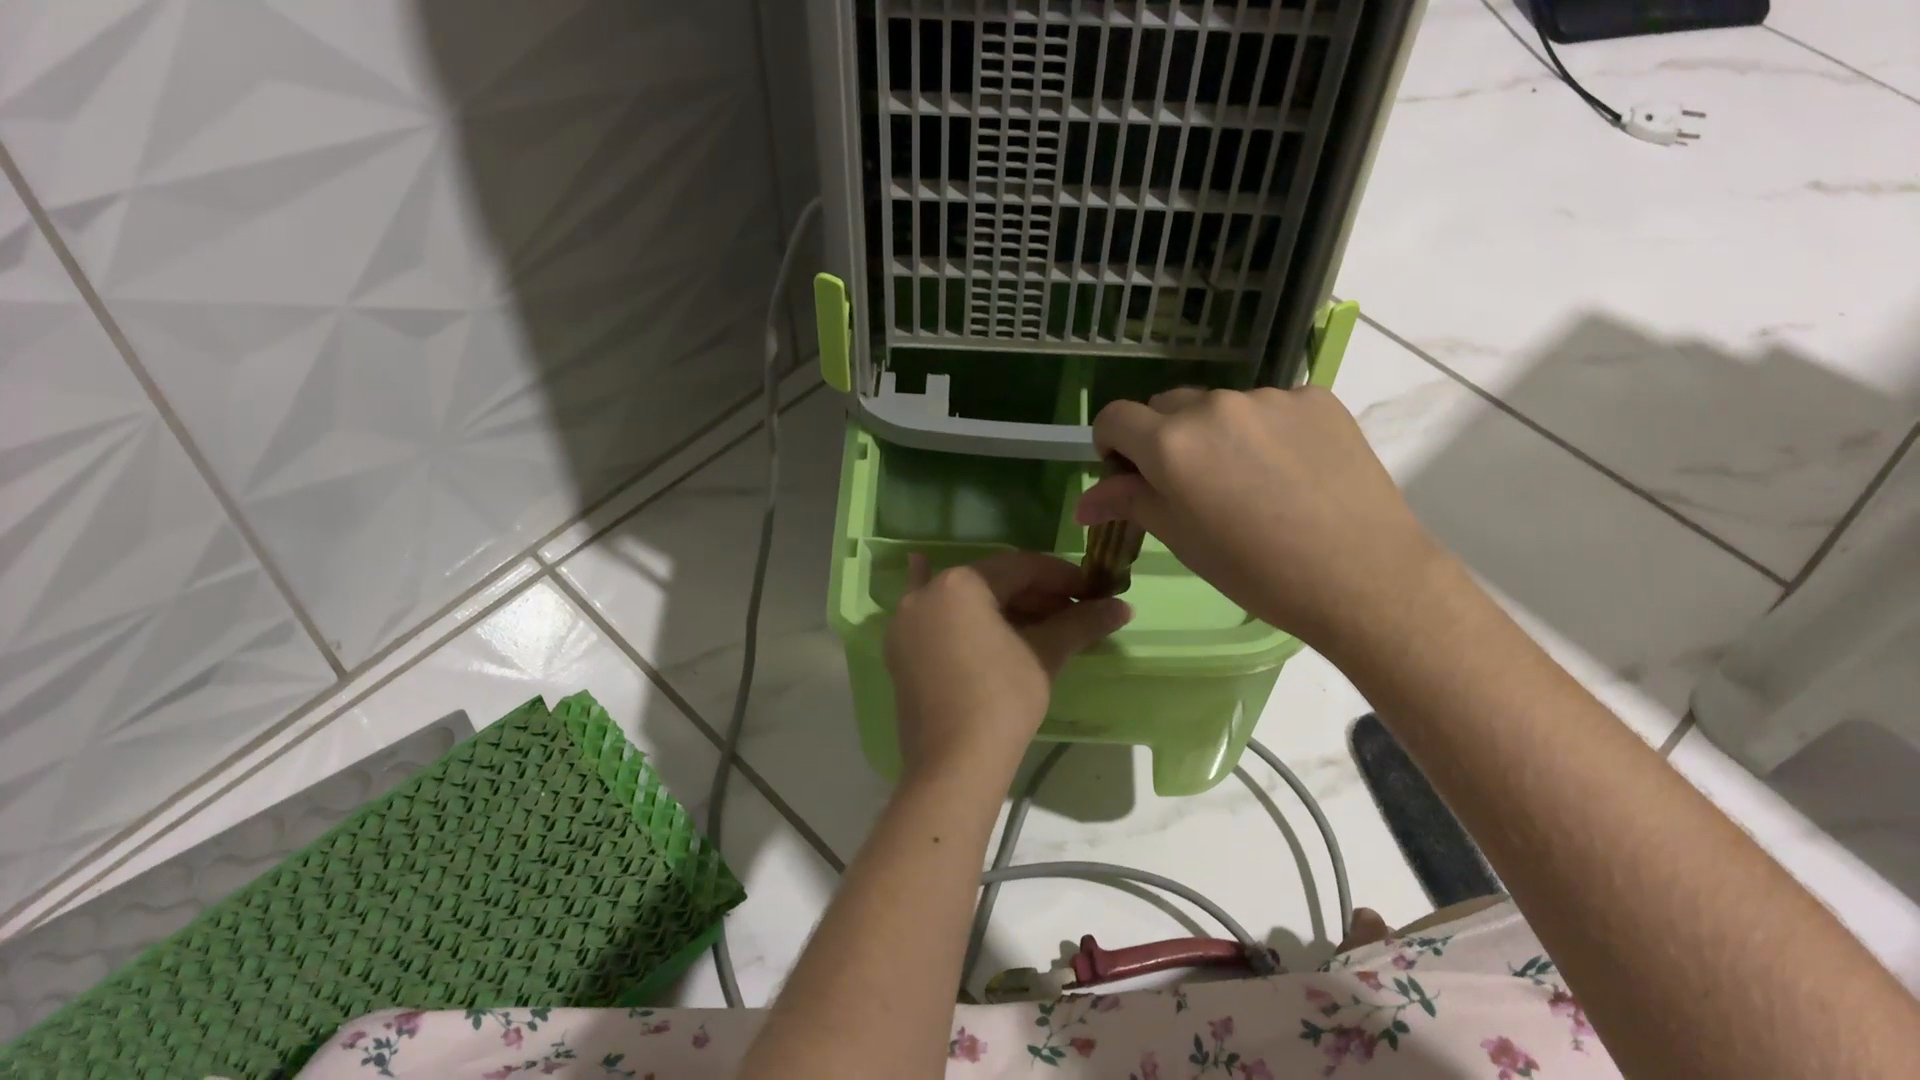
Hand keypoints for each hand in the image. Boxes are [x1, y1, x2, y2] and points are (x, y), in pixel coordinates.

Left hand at [884, 552, 1131, 779]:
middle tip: (1070, 613)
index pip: (1021, 568)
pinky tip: (922, 568)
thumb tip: (1122, 607)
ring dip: (999, 607)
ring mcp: (906, 624)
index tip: (1091, 591)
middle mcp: (926, 595)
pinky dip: (943, 607)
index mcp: (961, 584)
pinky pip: (930, 620)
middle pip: (991, 584)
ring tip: (1036, 621)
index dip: (1061, 577)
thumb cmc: (1002, 699)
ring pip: (962, 603)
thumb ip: (1081, 623)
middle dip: (1033, 596)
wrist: (953, 763)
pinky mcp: (900, 653)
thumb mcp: (1045, 655)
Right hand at [1078, 386, 1444, 654]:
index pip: (1115, 418)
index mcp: (1172, 444)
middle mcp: (1214, 406)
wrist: (1363, 576)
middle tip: (1189, 486)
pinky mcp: (1316, 398)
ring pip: (1222, 408)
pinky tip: (1291, 473)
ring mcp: (1269, 397)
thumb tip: (1086, 500)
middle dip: (1164, 439)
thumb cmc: (1259, 573)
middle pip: (1167, 407)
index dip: (1111, 445)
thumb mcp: (1183, 541)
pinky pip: (1271, 408)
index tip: (1127, 474)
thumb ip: (1130, 504)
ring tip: (1251, 484)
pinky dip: (1266, 432)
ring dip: (1218, 435)